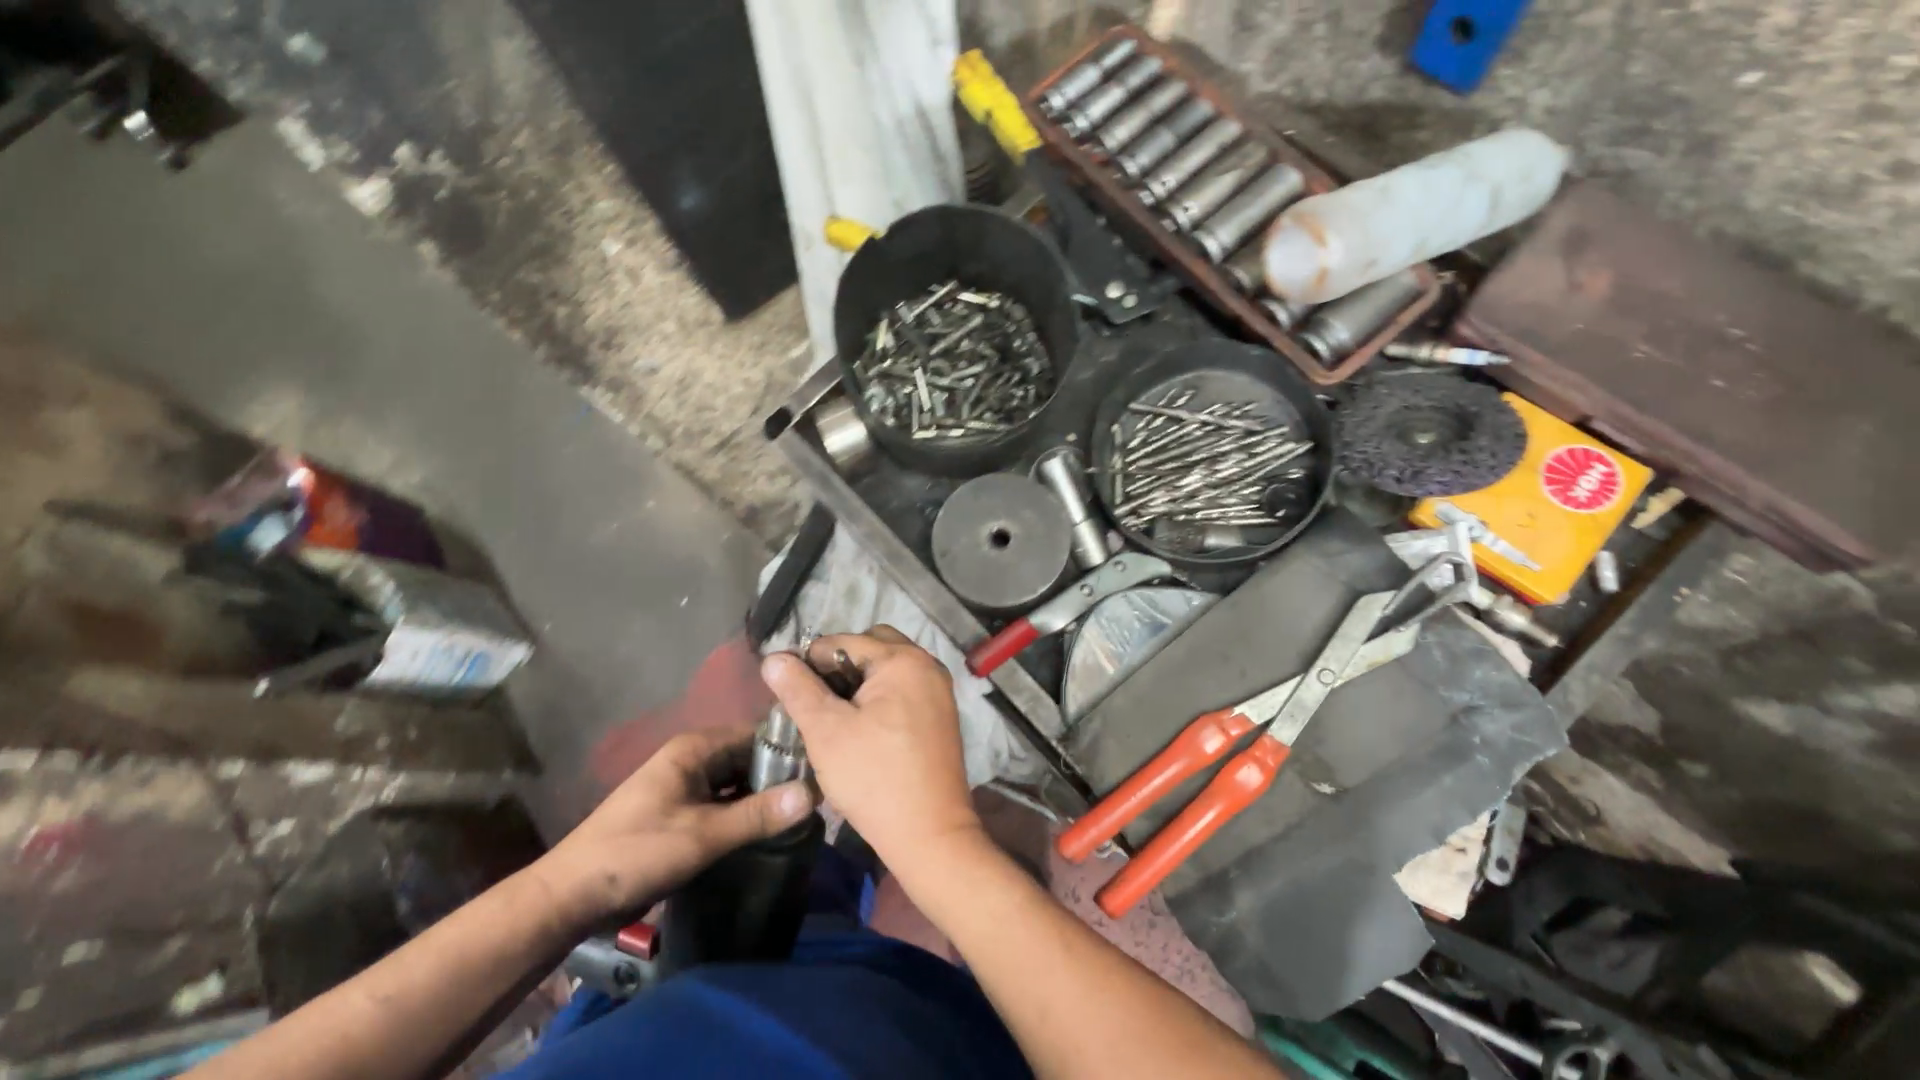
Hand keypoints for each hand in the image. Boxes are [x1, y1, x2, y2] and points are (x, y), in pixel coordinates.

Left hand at [539, 727, 814, 925]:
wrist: (572, 895)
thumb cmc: (637, 853)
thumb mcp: (703, 835)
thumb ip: (758, 815)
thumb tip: (814, 793)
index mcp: (695, 749)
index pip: (756, 734)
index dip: (790, 749)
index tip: (827, 767)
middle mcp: (693, 759)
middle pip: (749, 758)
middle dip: (781, 776)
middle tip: (823, 798)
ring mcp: (686, 787)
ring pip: (739, 783)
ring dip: (765, 798)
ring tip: (807, 816)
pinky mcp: (682, 814)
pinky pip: (725, 804)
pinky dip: (747, 814)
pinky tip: (773, 832)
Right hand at [761, 627, 980, 870]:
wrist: (929, 834)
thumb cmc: (873, 777)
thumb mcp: (825, 730)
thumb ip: (797, 688)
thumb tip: (773, 658)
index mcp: (903, 661)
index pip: (844, 641)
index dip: (811, 661)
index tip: (790, 692)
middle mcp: (927, 666)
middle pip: (872, 648)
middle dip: (839, 666)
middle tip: (816, 701)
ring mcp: (939, 692)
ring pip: (889, 671)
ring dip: (859, 683)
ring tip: (833, 717)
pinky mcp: (941, 717)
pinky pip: (904, 691)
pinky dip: (881, 699)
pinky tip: (860, 729)